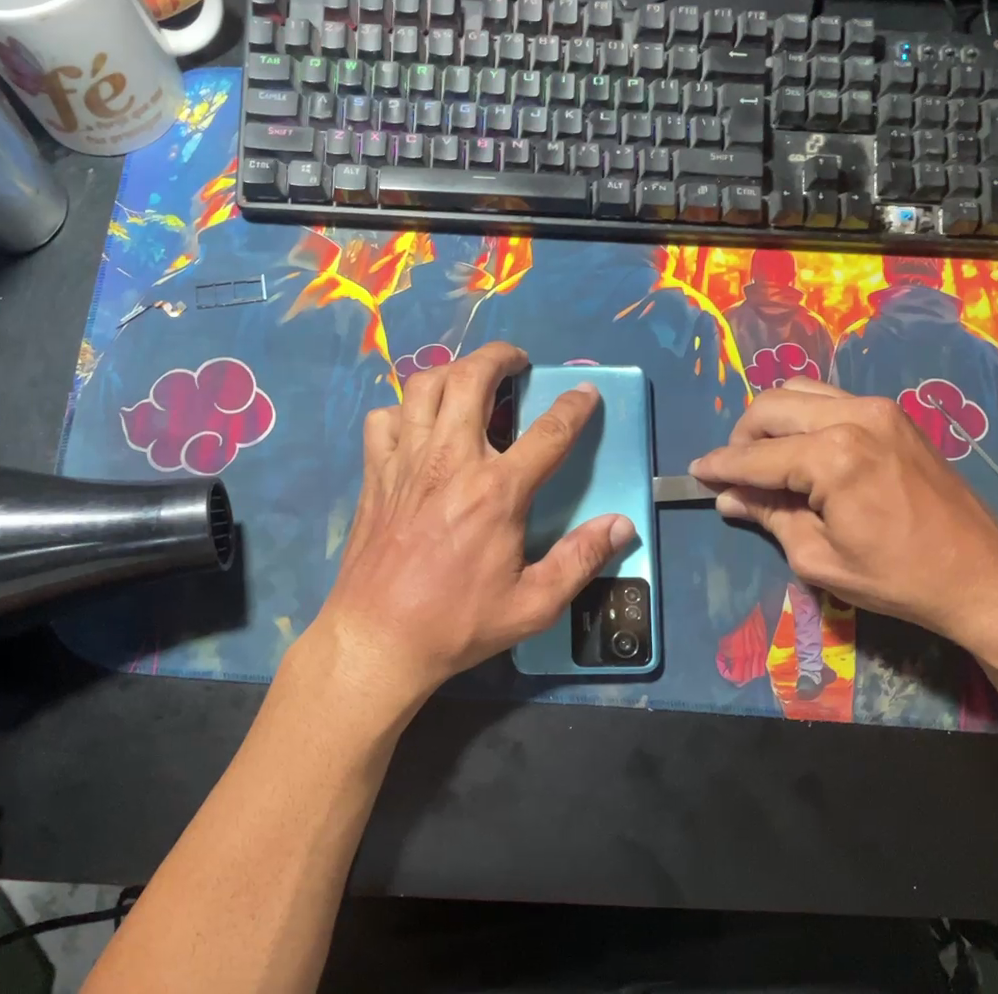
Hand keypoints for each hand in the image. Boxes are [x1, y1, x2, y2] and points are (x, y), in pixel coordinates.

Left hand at [310, 343, 636, 700]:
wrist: (378, 638)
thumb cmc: (458, 623)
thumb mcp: (533, 604)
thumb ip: (580, 560)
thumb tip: (621, 525)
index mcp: (496, 491)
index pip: (549, 432)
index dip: (575, 406)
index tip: (586, 392)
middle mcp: (450, 460)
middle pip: (473, 379)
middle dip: (500, 358)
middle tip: (517, 362)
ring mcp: (407, 462)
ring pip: (424, 386)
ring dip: (452, 371)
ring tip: (469, 378)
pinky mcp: (376, 473)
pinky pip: (384, 418)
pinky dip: (403, 409)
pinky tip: (417, 424)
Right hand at [689, 378, 997, 671]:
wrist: (982, 575)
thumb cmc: (898, 578)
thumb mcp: (819, 558)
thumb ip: (770, 517)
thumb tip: (729, 497)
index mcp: (834, 456)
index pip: (756, 456)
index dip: (720, 467)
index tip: (695, 473)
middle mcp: (854, 417)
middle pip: (772, 407)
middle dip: (742, 437)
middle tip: (731, 473)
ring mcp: (879, 409)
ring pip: (800, 393)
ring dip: (771, 420)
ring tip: (763, 460)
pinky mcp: (894, 415)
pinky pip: (830, 400)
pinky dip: (803, 417)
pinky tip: (801, 450)